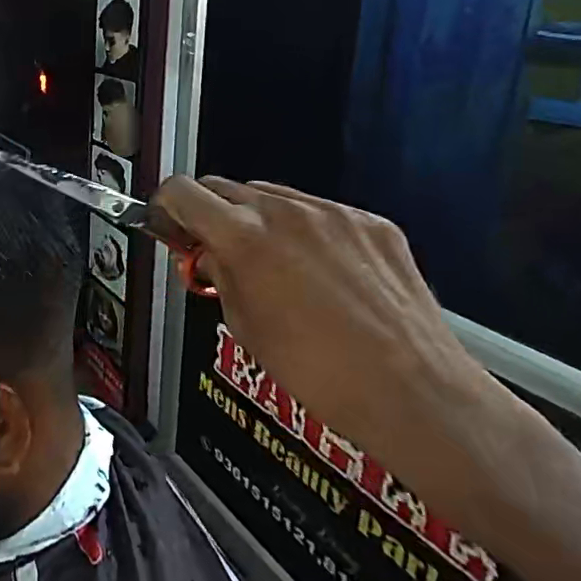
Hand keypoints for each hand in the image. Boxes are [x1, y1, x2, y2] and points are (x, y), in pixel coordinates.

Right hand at [149, 175, 490, 460]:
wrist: (414, 393)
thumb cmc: (325, 373)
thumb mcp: (243, 324)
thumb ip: (217, 275)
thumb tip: (207, 256)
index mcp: (243, 238)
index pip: (181, 191)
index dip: (166, 206)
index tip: (169, 222)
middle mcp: (285, 213)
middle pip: (222, 187)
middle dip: (210, 214)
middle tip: (214, 249)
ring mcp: (332, 214)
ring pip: (270, 196)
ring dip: (256, 219)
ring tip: (271, 264)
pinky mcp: (370, 224)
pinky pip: (319, 211)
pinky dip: (306, 230)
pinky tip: (318, 272)